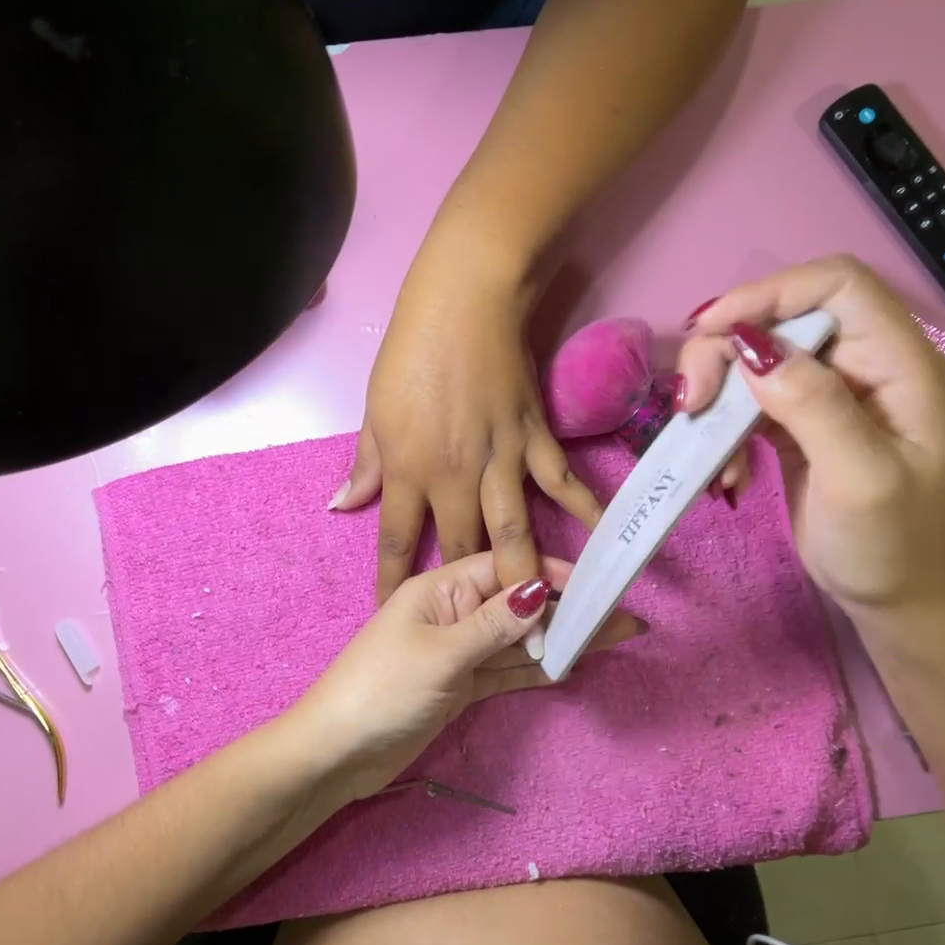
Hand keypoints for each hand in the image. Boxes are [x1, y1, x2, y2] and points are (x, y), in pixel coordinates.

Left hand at [290, 553, 642, 802]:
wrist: (336, 750)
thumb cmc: (381, 690)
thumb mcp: (440, 653)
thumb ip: (493, 626)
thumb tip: (540, 590)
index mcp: (441, 588)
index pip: (505, 568)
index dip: (551, 573)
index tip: (599, 583)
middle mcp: (454, 611)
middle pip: (519, 603)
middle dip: (568, 607)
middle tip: (625, 615)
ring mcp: (460, 650)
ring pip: (520, 639)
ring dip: (562, 639)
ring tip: (617, 636)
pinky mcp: (462, 685)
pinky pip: (509, 669)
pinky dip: (539, 667)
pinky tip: (574, 663)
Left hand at [336, 259, 603, 601]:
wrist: (462, 303)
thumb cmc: (409, 355)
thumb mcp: (374, 411)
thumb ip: (366, 465)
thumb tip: (342, 506)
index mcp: (407, 469)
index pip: (395, 539)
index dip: (390, 580)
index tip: (389, 615)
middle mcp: (453, 476)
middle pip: (460, 549)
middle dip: (468, 599)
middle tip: (484, 641)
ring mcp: (499, 460)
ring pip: (514, 530)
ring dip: (527, 578)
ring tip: (545, 621)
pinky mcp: (535, 439)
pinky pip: (561, 484)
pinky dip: (583, 513)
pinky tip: (602, 544)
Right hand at [676, 256, 944, 617]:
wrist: (892, 597)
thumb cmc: (891, 541)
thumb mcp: (860, 477)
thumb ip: (813, 406)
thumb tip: (751, 348)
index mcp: (897, 363)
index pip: (836, 284)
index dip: (771, 292)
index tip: (712, 330)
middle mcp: (861, 364)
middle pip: (779, 318)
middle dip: (724, 352)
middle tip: (690, 404)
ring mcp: (825, 393)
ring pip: (752, 357)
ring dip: (716, 394)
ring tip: (703, 445)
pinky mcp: (794, 420)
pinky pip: (744, 400)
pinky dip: (721, 429)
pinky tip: (727, 473)